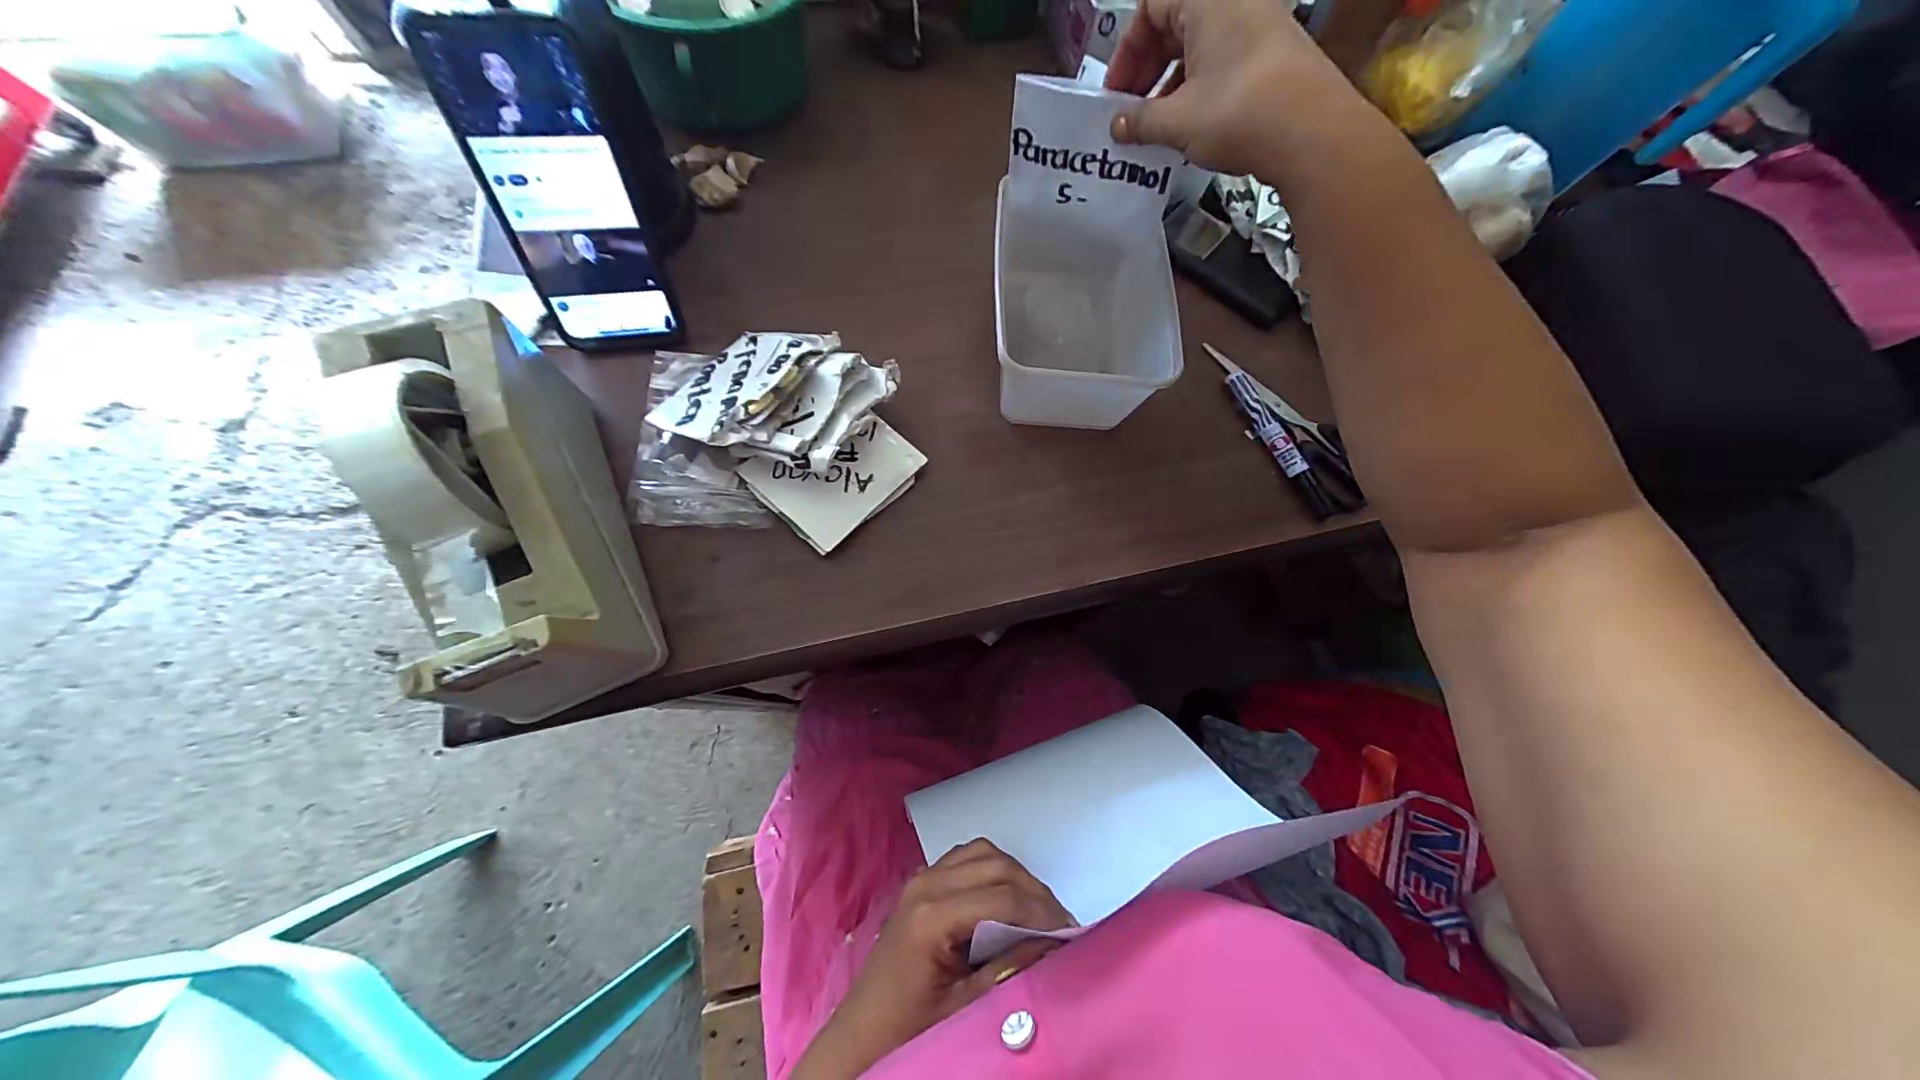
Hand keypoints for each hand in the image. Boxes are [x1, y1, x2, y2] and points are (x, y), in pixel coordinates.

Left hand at [792, 840, 1074, 1079]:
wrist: (862, 1036)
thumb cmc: (908, 1028)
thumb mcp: (964, 1009)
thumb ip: (1009, 971)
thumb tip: (1055, 943)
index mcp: (931, 915)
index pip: (1002, 897)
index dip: (1042, 913)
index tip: (1071, 934)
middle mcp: (925, 884)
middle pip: (995, 866)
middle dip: (1034, 892)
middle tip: (1061, 925)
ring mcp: (920, 879)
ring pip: (982, 853)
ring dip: (1015, 876)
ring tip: (1038, 913)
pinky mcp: (921, 884)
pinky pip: (965, 859)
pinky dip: (992, 871)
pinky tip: (1006, 902)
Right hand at [1104, 0, 1370, 175]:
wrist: (1313, 134)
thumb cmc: (1240, 113)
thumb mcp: (1177, 121)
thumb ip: (1140, 121)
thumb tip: (1117, 125)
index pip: (1150, 7)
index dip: (1126, 52)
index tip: (1116, 94)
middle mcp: (1235, 3)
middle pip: (1174, 26)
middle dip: (1146, 71)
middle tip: (1130, 113)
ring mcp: (1258, 28)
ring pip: (1198, 49)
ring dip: (1170, 87)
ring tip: (1155, 128)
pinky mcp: (1272, 57)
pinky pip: (1222, 64)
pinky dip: (1197, 92)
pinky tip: (1187, 128)